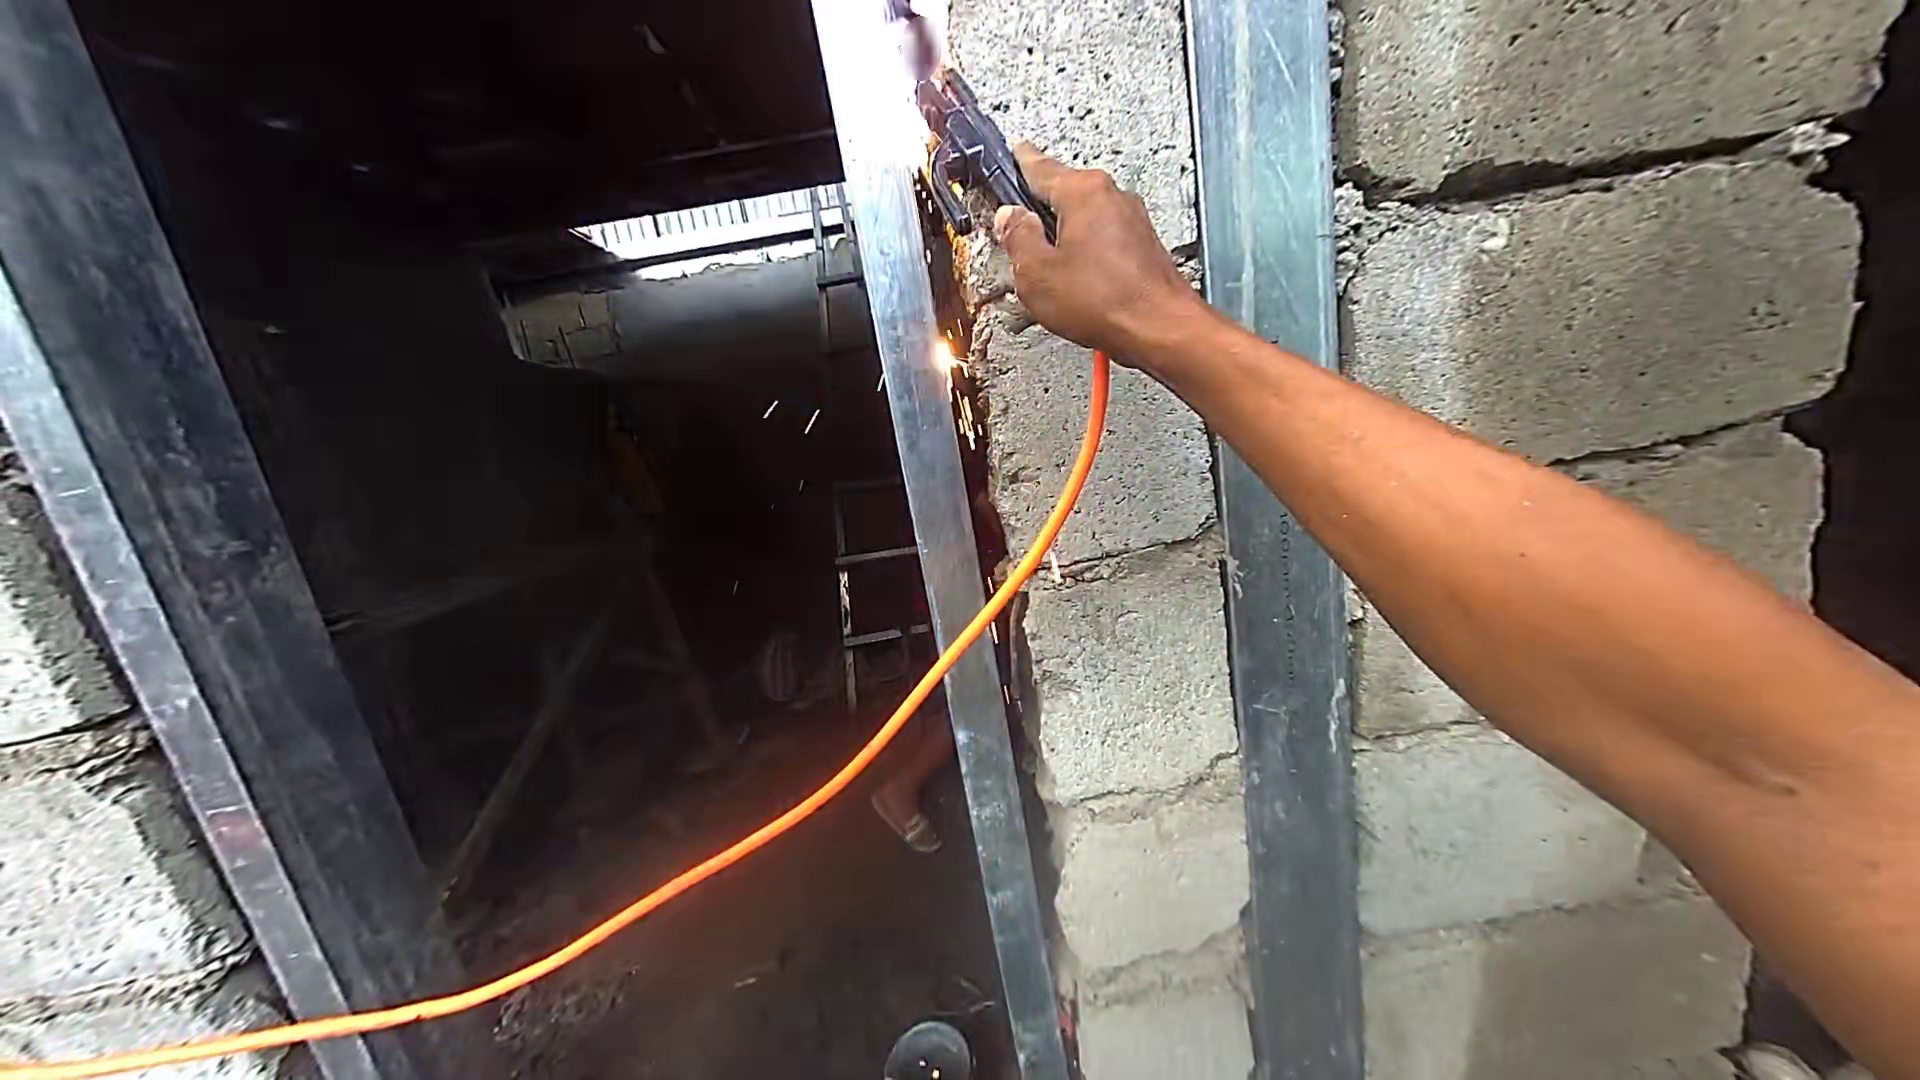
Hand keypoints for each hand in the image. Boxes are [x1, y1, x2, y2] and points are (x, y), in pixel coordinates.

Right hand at [993, 143, 1208, 363]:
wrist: (1157, 328)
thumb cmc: (1105, 302)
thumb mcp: (1037, 274)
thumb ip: (1017, 238)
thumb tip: (1008, 218)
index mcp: (1083, 192)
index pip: (1040, 166)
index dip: (1018, 163)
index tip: (1013, 156)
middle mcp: (1112, 197)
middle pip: (1062, 198)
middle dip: (1039, 219)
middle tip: (1018, 245)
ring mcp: (1130, 221)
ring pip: (1082, 224)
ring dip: (1062, 246)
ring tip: (1049, 282)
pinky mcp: (1140, 246)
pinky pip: (1101, 244)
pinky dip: (1084, 260)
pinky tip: (1077, 291)